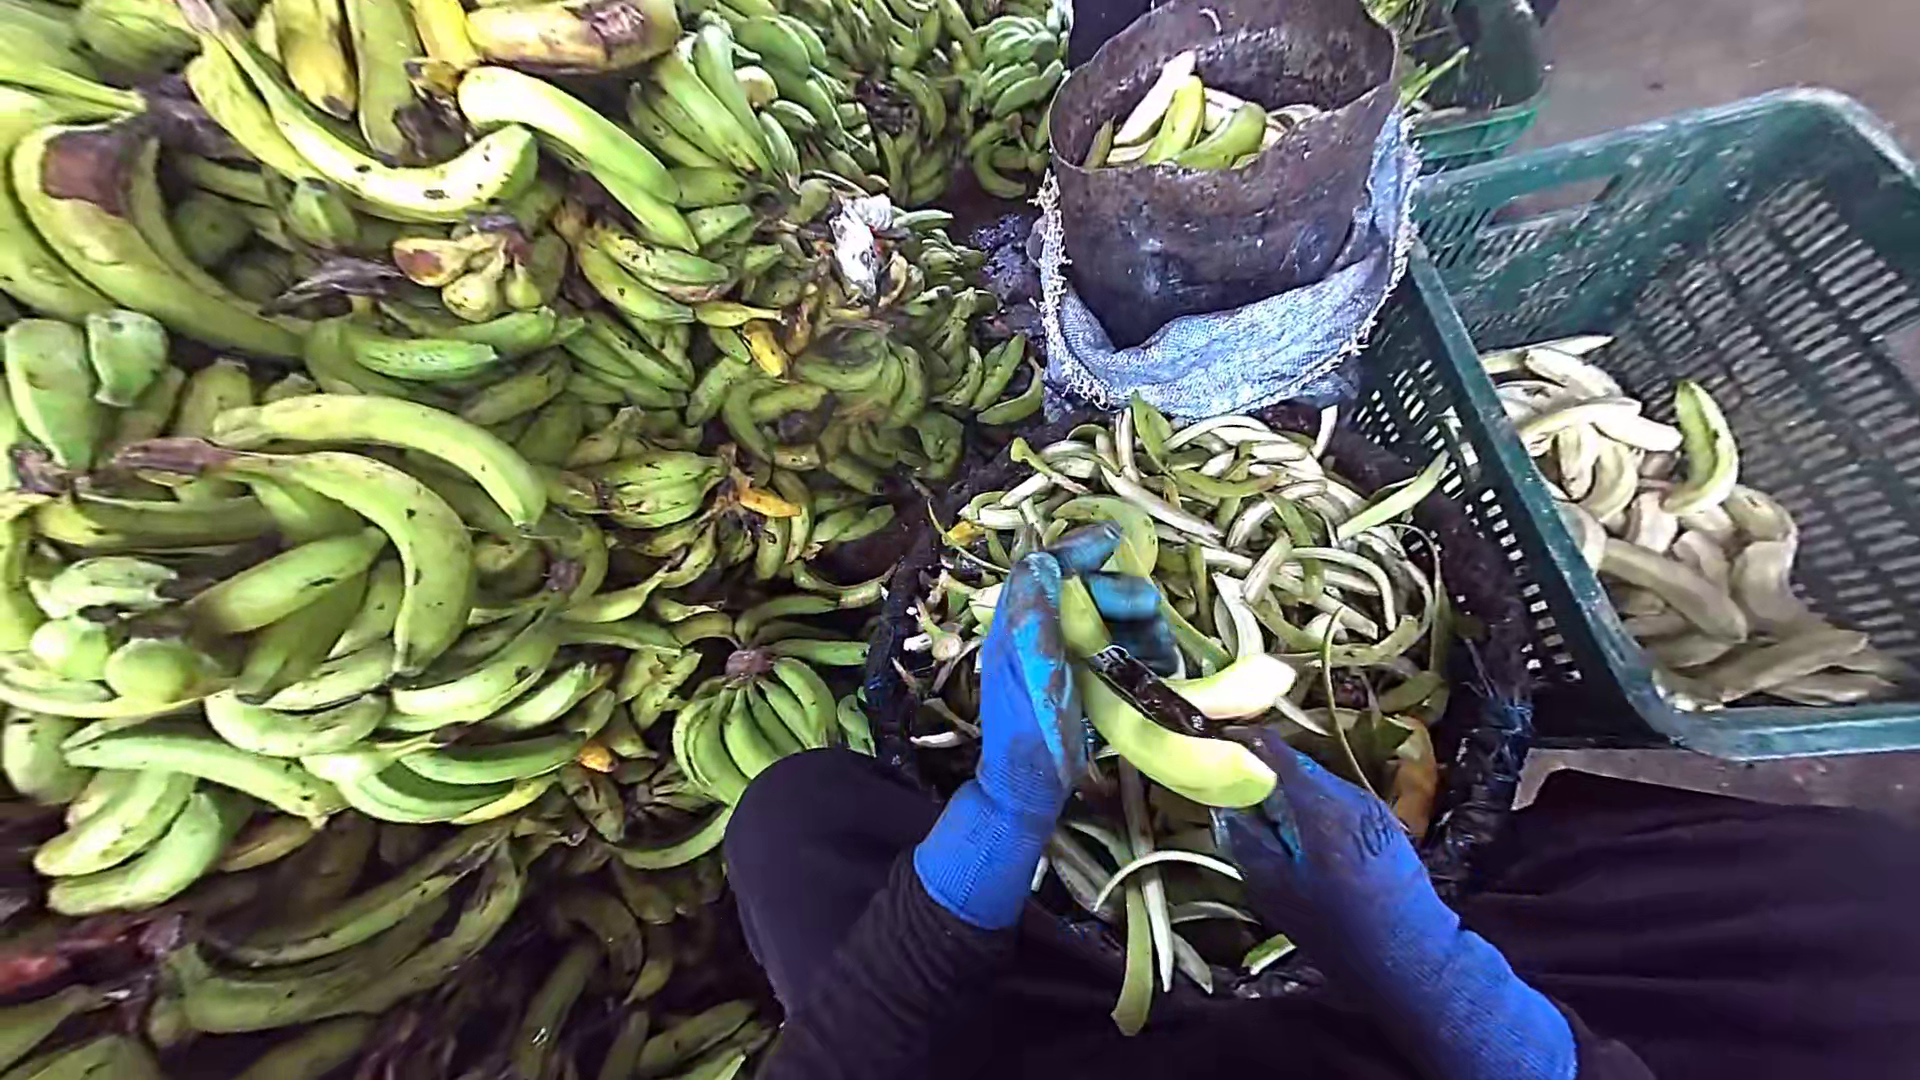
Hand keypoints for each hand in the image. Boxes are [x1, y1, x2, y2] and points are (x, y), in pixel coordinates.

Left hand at [915, 523, 1171, 928]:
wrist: (1034, 781)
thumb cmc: (1028, 719)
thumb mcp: (1027, 658)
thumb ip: (1035, 603)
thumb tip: (1047, 555)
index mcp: (1026, 615)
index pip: (1053, 565)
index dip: (1082, 549)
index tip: (1116, 541)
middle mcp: (1049, 627)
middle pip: (1096, 591)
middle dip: (1126, 598)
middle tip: (1150, 615)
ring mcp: (1074, 653)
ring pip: (1120, 620)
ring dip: (1146, 628)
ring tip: (1158, 651)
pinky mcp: (1097, 678)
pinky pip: (1131, 651)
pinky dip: (1151, 653)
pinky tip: (1161, 667)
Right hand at [1214, 729, 1575, 1079]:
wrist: (1420, 965)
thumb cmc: (1338, 930)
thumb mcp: (1273, 888)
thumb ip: (1242, 837)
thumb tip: (1222, 803)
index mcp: (1318, 805)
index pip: (1272, 747)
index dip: (1239, 741)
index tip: (1215, 748)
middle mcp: (1346, 793)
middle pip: (1291, 761)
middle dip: (1260, 772)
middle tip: (1237, 796)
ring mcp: (1369, 803)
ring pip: (1311, 777)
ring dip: (1284, 789)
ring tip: (1268, 819)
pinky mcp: (1380, 818)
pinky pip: (1330, 794)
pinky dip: (1307, 802)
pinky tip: (1301, 835)